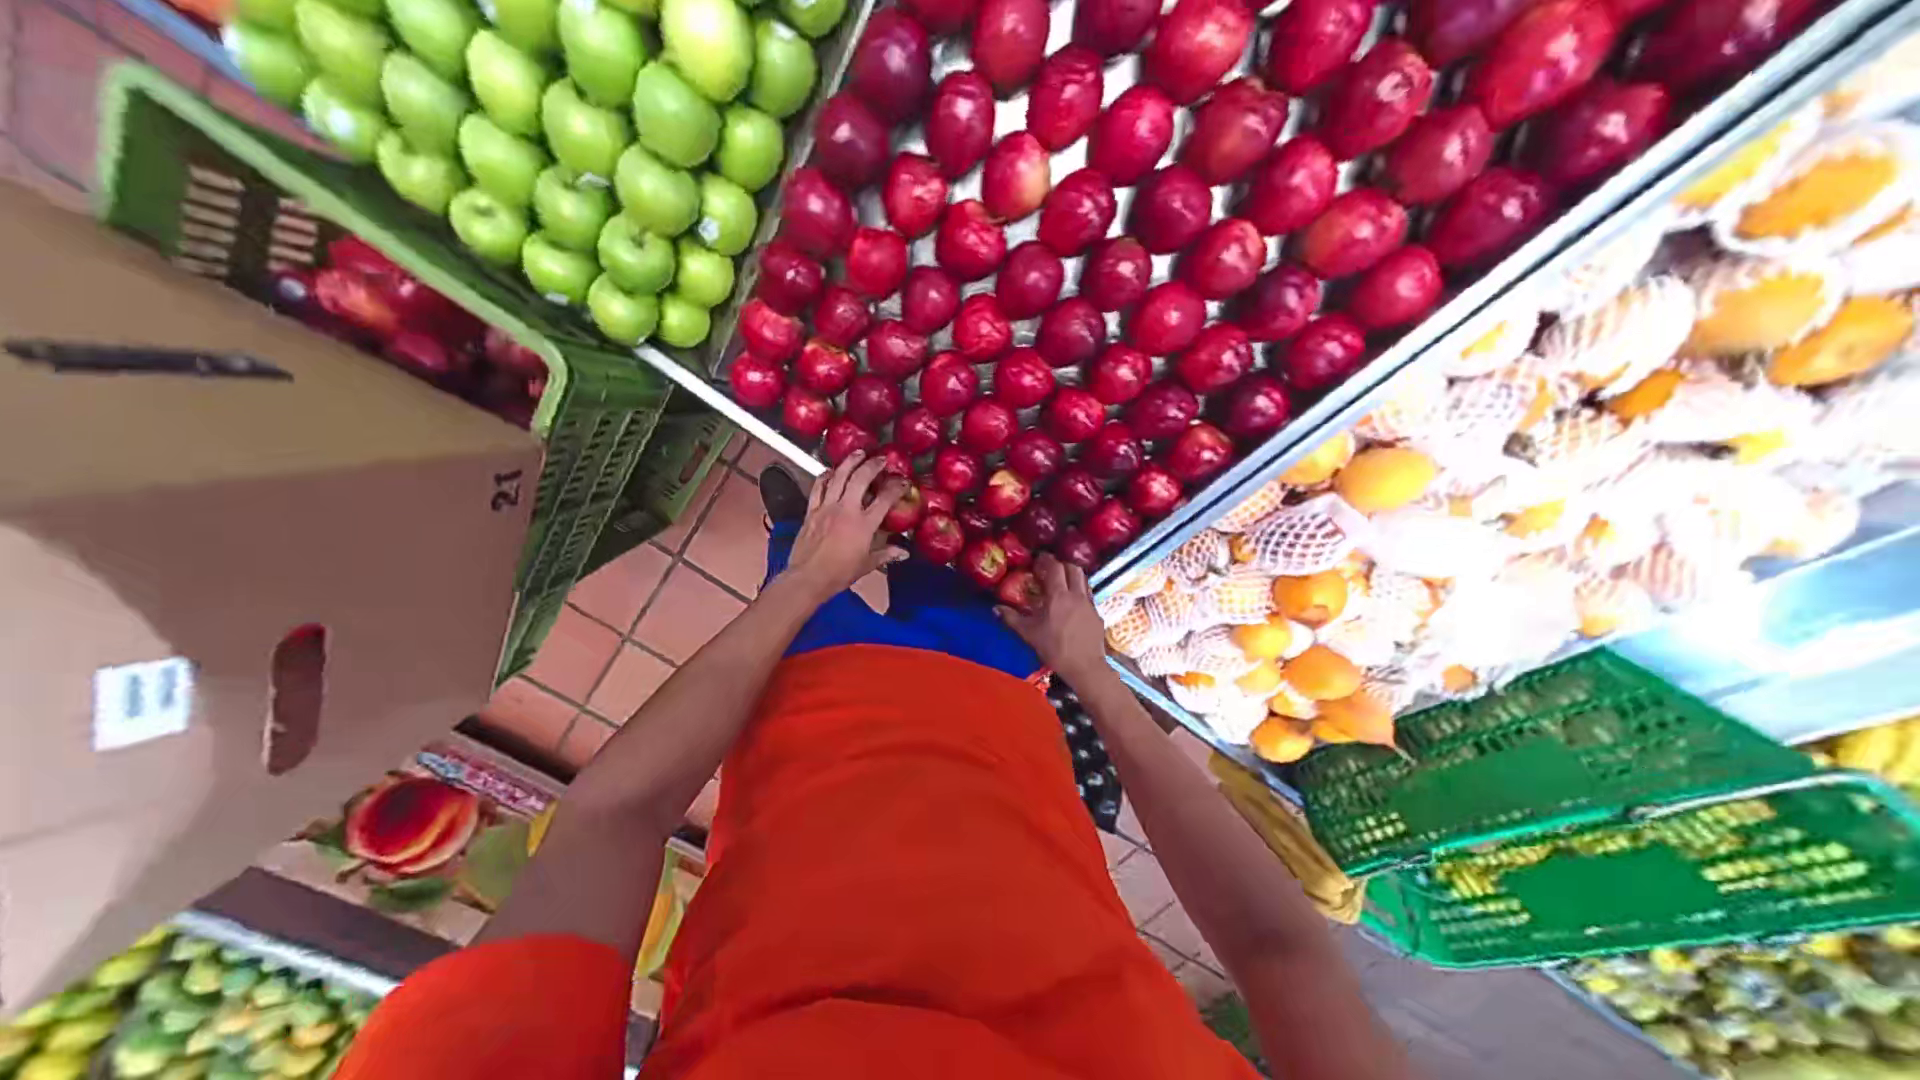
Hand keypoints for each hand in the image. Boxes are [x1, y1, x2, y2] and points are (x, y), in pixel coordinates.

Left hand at [781, 452, 908, 602]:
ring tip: (858, 453)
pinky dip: (825, 476)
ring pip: (838, 476)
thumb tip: (903, 553)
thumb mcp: (867, 564)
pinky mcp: (811, 510)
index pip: (885, 499)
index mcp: (864, 524)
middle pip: (861, 478)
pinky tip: (830, 470)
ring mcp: (826, 507)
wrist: (808, 577)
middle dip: (873, 465)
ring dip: (849, 462)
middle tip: (881, 459)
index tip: (902, 481)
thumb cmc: (839, 574)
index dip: (896, 487)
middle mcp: (846, 510)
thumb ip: (886, 554)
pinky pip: (818, 487)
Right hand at [998, 554, 1108, 684]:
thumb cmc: (1054, 649)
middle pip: (1073, 568)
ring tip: (1063, 584)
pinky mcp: (1097, 615)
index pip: (1055, 567)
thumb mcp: (1029, 634)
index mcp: (1058, 596)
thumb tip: (995, 609)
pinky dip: (1080, 593)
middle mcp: (1076, 595)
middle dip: (1062, 564)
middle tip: (1051, 569)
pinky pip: (1089, 596)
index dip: (1047, 560)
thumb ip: (1012, 619)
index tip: (1039, 559)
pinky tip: (1073, 605)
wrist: (1085, 667)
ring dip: (1073, 577)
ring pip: (1084, 580)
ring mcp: (1089, 604)